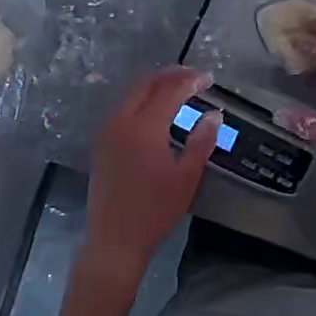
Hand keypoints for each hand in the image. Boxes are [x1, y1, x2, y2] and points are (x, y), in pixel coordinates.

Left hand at [84, 66, 218, 279]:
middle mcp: (122, 121)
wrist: (114, 241)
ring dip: (154, 84)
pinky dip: (141, 98)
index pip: (170, 91)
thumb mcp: (186, 177)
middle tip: (193, 76)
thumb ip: (202, 141)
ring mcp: (107, 131)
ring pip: (131, 93)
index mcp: (144, 128)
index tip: (209, 78)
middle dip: (170, 74)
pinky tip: (155, 108)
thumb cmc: (155, 211)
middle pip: (146, 83)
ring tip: (177, 86)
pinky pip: (122, 107)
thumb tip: (214, 114)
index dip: (191, 80)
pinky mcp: (102, 143)